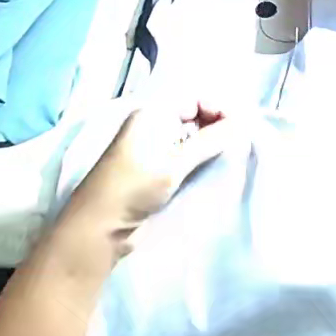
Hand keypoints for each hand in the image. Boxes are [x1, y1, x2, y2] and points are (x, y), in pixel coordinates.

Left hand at [53, 99, 245, 264]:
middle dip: (216, 126)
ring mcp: (153, 149)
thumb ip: (208, 142)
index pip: (194, 100)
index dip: (217, 110)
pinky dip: (201, 159)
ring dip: (210, 144)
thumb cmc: (130, 191)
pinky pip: (185, 156)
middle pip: (194, 116)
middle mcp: (152, 127)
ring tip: (230, 155)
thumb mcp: (172, 165)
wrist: (95, 234)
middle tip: (237, 142)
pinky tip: (215, 167)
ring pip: (191, 138)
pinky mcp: (155, 171)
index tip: (237, 128)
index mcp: (151, 116)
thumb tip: (240, 123)